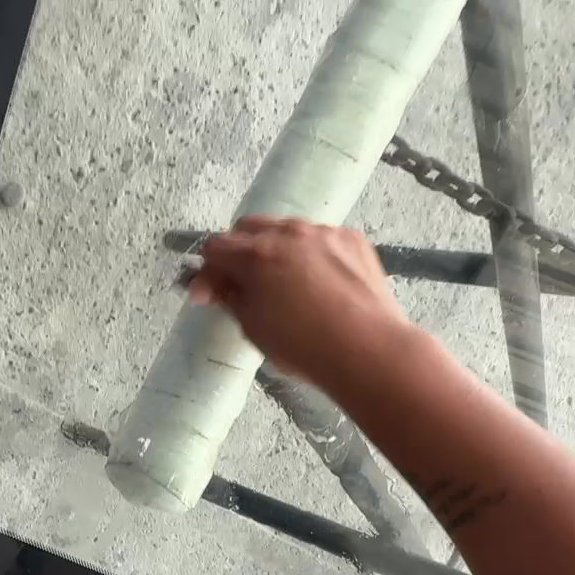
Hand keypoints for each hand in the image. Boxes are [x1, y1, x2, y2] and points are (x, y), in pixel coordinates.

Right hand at [188, 215, 422, 389]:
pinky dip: (308, 255)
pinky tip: (317, 285)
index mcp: (257, 255)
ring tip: (283, 285)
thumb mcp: (252, 327)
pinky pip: (319, 238)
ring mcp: (324, 232)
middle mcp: (289, 233)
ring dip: (274, 250)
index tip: (210, 295)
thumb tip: (213, 285)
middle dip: (238, 252)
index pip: (215, 246)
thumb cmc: (302, 346)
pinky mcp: (352, 239)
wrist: (367, 348)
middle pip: (248, 227)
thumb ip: (230, 298)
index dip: (207, 271)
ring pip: (286, 229)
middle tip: (242, 284)